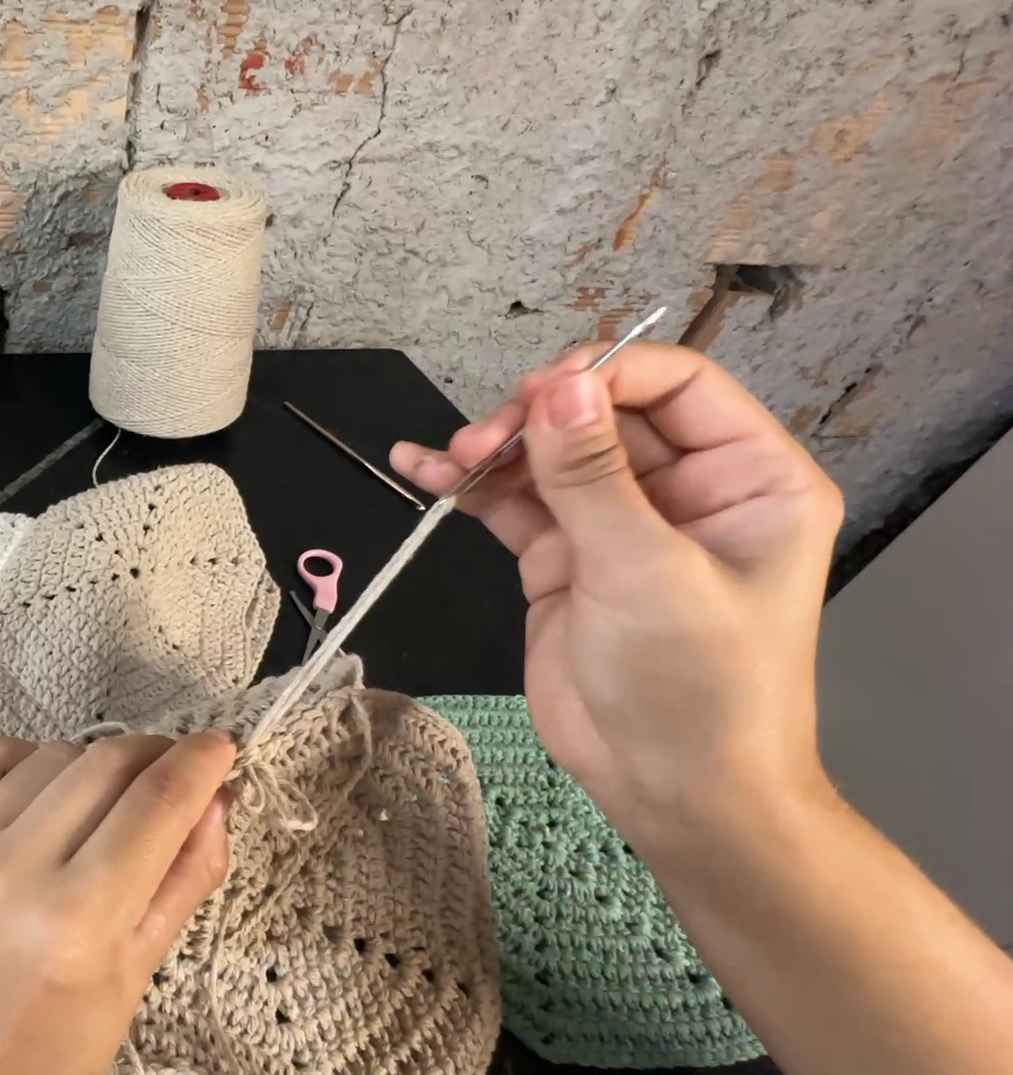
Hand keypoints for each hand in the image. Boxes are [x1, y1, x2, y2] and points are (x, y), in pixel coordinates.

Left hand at [0, 732, 234, 1074]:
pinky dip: (30, 758)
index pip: (157, 803)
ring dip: (95, 764)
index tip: (220, 747)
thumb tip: (218, 793)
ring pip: (55, 752)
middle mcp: (13, 872)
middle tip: (174, 770)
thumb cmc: (66, 1035)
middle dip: (155, 755)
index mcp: (78, 919)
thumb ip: (191, 871)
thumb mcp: (145, 964)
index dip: (200, 762)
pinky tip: (46, 792)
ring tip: (104, 804)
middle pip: (107, 762)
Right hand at [391, 343, 844, 833]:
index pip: (673, 387)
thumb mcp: (643, 571)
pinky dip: (467, 488)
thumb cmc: (691, 684)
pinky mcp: (558, 557)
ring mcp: (610, 523)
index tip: (531, 396)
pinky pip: (510, 504)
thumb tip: (556, 387)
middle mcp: (677, 490)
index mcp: (743, 478)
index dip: (600, 378)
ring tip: (441, 464)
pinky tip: (420, 470)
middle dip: (528, 423)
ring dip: (487, 453)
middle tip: (475, 447)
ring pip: (542, 458)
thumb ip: (593, 476)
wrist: (663, 785)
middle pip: (593, 418)